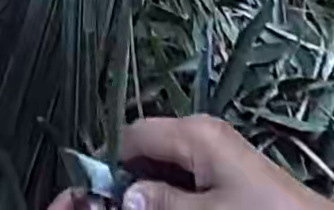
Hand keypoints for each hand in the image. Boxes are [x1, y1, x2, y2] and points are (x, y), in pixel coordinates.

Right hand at [84, 116, 333, 209]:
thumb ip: (162, 203)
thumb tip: (125, 196)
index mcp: (193, 131)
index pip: (135, 133)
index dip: (115, 163)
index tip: (104, 197)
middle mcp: (201, 131)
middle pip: (150, 147)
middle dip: (136, 179)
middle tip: (127, 209)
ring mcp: (217, 149)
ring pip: (168, 164)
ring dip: (157, 189)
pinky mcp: (229, 170)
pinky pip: (189, 175)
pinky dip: (177, 192)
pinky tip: (177, 209)